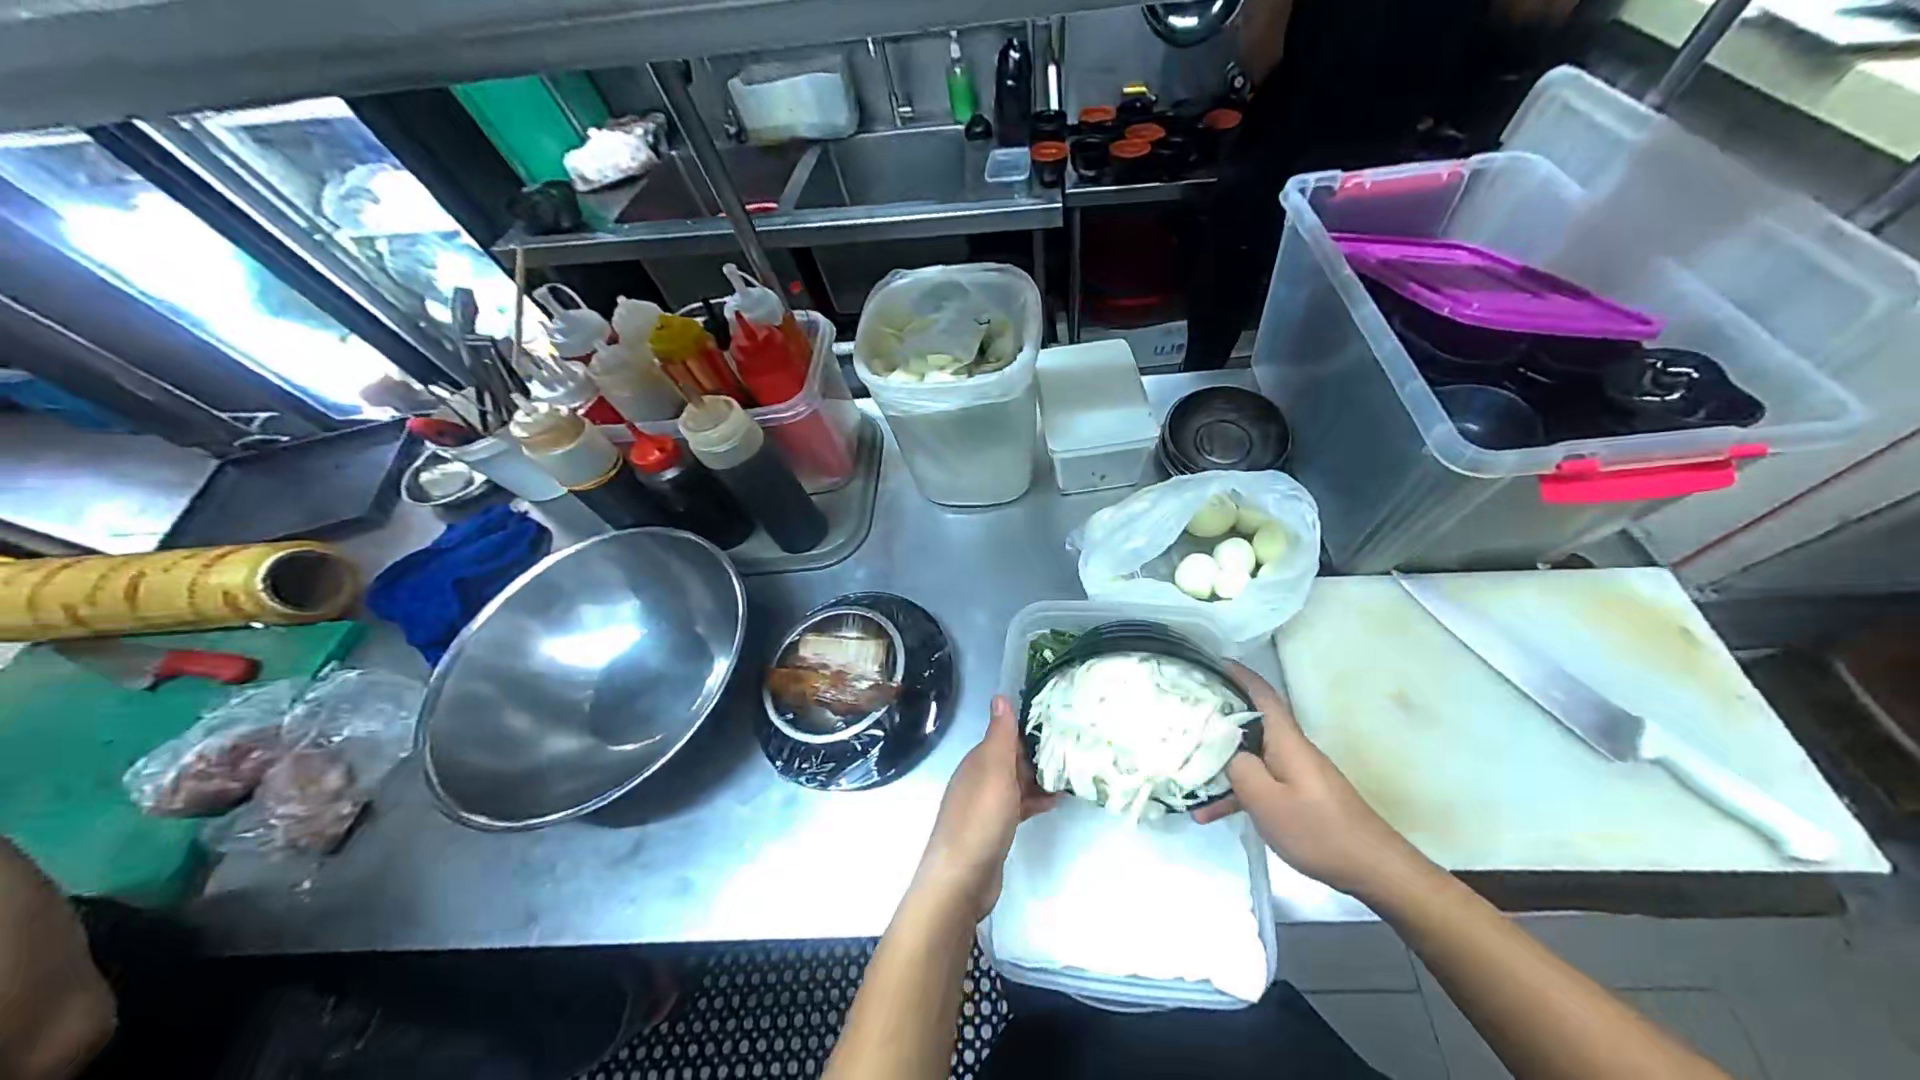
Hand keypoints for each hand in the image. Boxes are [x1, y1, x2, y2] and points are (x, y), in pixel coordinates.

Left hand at [914, 696, 1059, 920]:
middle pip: (1012, 757)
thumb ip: (999, 736)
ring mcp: (987, 804)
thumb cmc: (981, 819)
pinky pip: (1018, 804)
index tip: (1061, 717)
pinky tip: (1056, 801)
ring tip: (1073, 773)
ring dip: (1040, 776)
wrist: (962, 878)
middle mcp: (980, 777)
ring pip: (1017, 781)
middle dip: (1039, 751)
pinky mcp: (995, 828)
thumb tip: (999, 695)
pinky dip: (1035, 799)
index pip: (1005, 733)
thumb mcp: (994, 771)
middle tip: (1076, 746)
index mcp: (978, 760)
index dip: (1030, 725)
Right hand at [1193, 662, 1432, 901]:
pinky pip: (1260, 784)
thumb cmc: (1318, 830)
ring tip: (1185, 772)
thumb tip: (1224, 749)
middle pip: (1250, 723)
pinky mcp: (1298, 796)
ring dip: (1220, 765)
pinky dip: (1236, 794)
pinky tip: (1209, 813)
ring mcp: (1295, 774)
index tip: (1212, 663)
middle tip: (1183, 715)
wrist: (1374, 870)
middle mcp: (1291, 750)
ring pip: (1250, 758)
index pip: (1262, 695)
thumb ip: (1239, 768)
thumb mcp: (1266, 800)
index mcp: (1286, 741)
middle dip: (1217, 716)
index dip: (1239, 675)